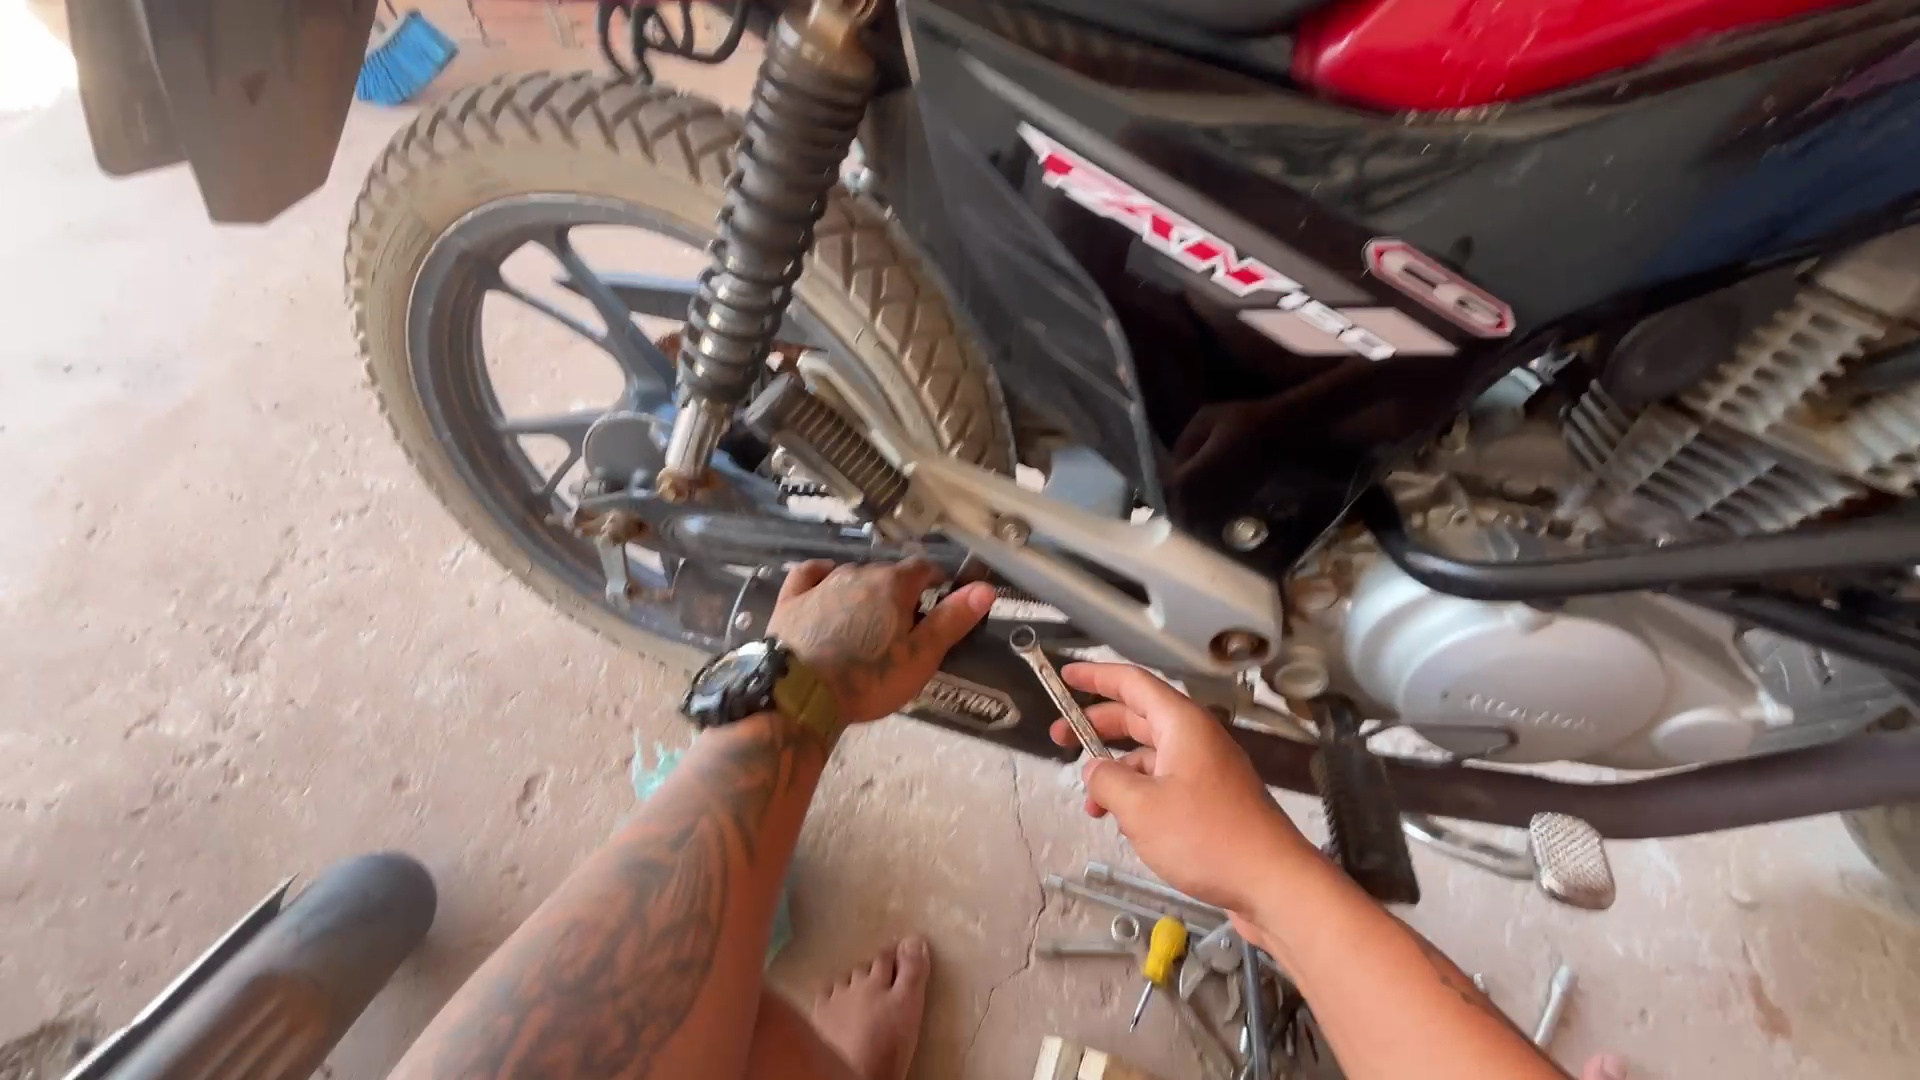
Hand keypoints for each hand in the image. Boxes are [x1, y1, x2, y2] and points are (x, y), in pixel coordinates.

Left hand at [766, 559, 995, 723]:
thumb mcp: (921, 656)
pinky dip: (822, 576)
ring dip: (865, 590)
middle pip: (887, 574)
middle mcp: (857, 574)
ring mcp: (822, 584)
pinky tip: (826, 583)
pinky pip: (810, 575)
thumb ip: (952, 620)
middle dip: (900, 592)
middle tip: (905, 625)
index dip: (935, 581)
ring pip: (852, 575)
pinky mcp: (792, 600)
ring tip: (868, 619)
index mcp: (892, 585)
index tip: (940, 599)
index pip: (923, 568)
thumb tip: (985, 588)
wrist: (799, 695)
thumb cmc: (868, 679)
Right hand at [1049, 661, 1317, 913]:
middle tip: (1060, 737)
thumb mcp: (1140, 807)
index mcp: (1181, 723)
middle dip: (1096, 725)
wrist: (1274, 885)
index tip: (1066, 676)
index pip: (1132, 683)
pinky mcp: (1211, 800)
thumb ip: (1106, 780)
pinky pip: (1163, 782)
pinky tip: (1123, 822)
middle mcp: (1195, 739)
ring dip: (1115, 771)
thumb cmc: (1207, 836)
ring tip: (1091, 800)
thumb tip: (1094, 771)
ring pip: (1148, 755)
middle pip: (1137, 717)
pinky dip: (1137, 794)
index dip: (1095, 676)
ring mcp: (1205, 770)